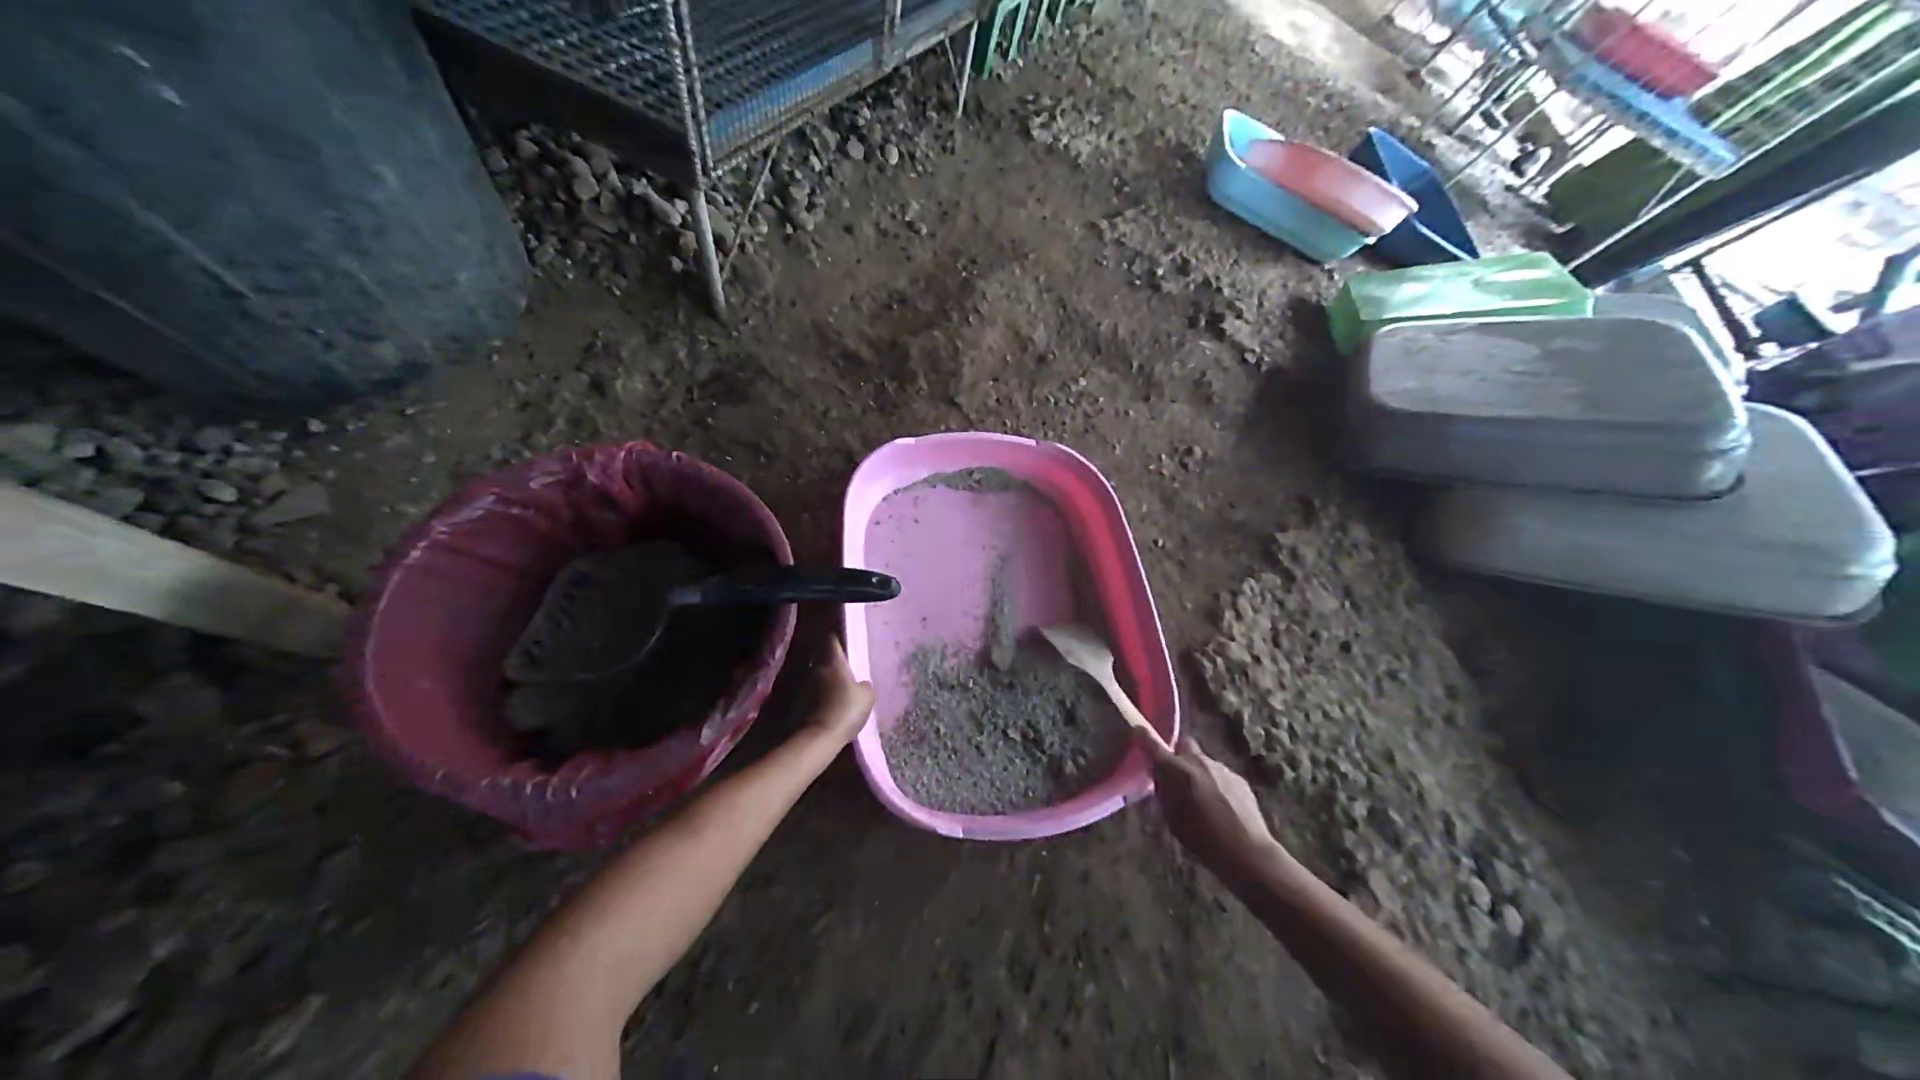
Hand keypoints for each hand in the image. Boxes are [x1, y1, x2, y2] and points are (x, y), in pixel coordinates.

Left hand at [801, 638, 875, 746]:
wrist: (820, 737)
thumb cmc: (846, 710)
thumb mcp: (867, 696)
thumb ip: (865, 685)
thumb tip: (859, 684)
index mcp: (834, 664)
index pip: (833, 643)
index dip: (838, 640)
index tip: (842, 640)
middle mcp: (818, 670)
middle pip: (827, 663)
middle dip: (836, 667)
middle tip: (848, 674)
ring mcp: (808, 687)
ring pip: (822, 680)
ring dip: (829, 684)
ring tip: (841, 693)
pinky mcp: (802, 703)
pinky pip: (817, 695)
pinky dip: (823, 698)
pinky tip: (832, 707)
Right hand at [1142, 733, 1289, 880]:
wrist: (1247, 851)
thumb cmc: (1202, 839)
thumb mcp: (1171, 818)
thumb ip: (1164, 793)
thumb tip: (1161, 781)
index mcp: (1176, 770)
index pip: (1153, 744)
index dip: (1143, 736)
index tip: (1137, 731)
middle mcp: (1198, 761)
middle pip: (1183, 744)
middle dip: (1176, 754)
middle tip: (1174, 774)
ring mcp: (1221, 768)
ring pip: (1202, 761)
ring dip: (1196, 772)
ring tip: (1200, 798)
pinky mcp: (1238, 778)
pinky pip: (1218, 774)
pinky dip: (1214, 783)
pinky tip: (1219, 806)